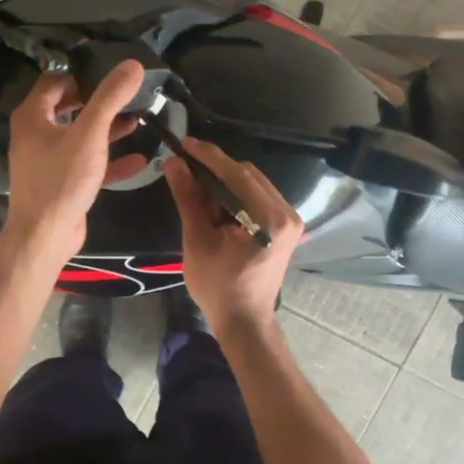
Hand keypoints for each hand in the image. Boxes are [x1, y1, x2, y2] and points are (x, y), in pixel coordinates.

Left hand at [3, 61, 147, 262]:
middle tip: (128, 95)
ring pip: (81, 138)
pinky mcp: (62, 184)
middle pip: (69, 108)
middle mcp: (36, 136)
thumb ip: (110, 99)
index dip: (81, 75)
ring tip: (138, 121)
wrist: (44, 236)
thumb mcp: (90, 134)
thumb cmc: (61, 180)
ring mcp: (48, 161)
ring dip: (108, 130)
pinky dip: (110, 161)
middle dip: (99, 102)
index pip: (54, 82)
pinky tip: (140, 161)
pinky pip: (88, 165)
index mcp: (33, 117)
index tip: (110, 73)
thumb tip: (133, 65)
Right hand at [162, 137, 303, 338]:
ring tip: (198, 191)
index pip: (237, 174)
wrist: (244, 320)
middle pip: (248, 175)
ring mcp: (290, 219)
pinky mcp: (286, 226)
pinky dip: (236, 196)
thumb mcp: (198, 241)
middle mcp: (287, 213)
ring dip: (226, 183)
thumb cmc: (218, 287)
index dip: (208, 157)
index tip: (183, 143)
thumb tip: (173, 163)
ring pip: (253, 184)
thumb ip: (189, 199)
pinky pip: (258, 198)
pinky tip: (216, 206)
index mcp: (269, 218)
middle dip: (216, 170)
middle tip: (185, 172)